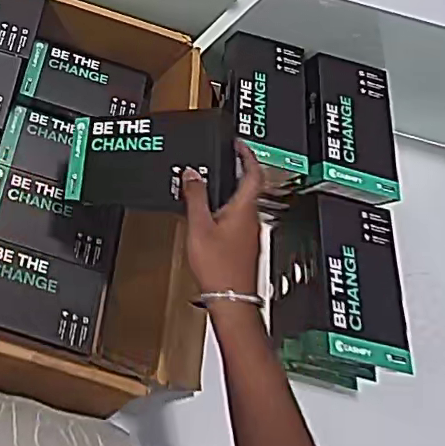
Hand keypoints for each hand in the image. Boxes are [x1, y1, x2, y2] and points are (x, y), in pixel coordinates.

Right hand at [181, 140, 263, 295]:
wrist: (231, 301)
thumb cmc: (219, 268)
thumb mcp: (199, 226)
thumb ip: (195, 197)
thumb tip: (191, 174)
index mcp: (245, 209)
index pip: (253, 172)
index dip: (247, 154)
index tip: (238, 144)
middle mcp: (252, 219)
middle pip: (249, 187)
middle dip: (236, 171)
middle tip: (224, 159)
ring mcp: (251, 233)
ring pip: (243, 204)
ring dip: (230, 191)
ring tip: (212, 185)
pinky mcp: (245, 246)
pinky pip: (238, 219)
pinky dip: (226, 209)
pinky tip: (211, 216)